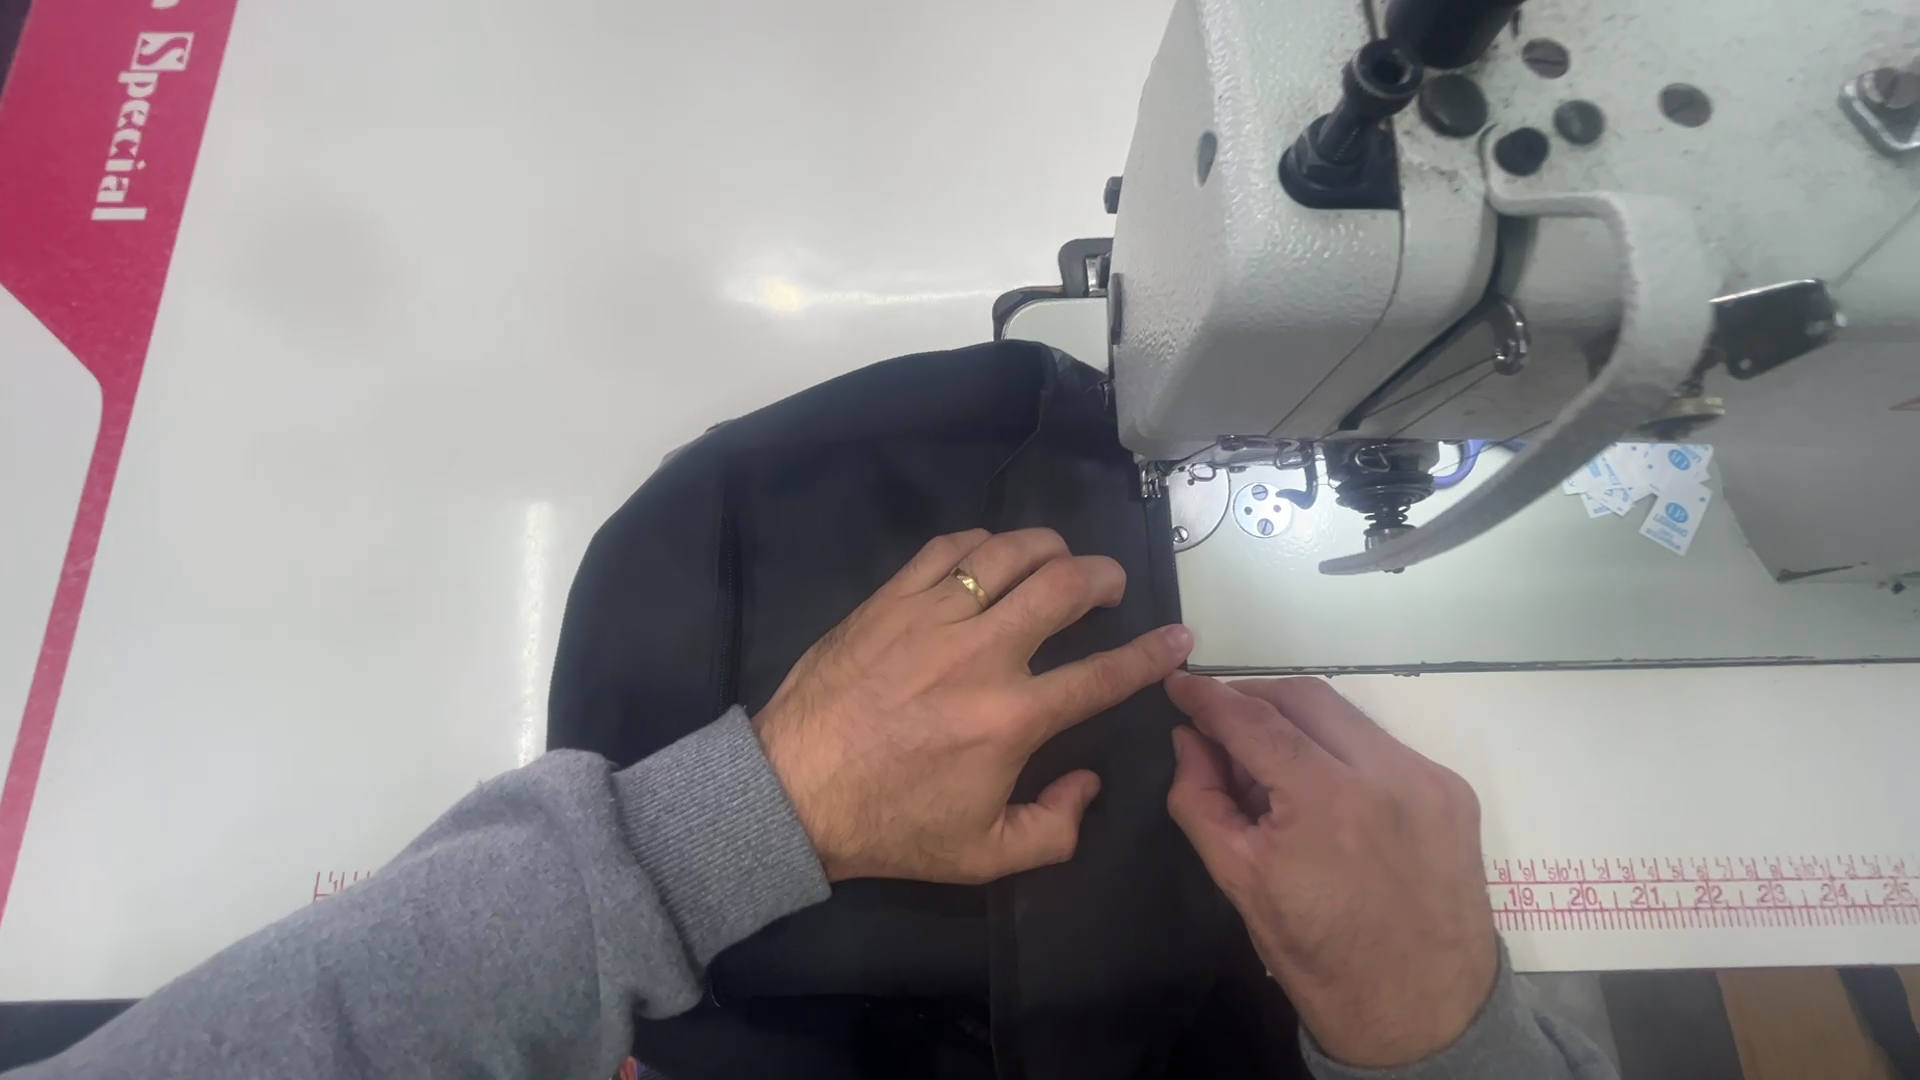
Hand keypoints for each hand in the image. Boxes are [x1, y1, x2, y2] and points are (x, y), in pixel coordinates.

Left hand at [753, 528, 1192, 884]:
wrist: (795, 790)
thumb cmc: (890, 824)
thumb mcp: (984, 855)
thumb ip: (1056, 828)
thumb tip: (1089, 780)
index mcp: (1013, 717)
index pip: (1103, 674)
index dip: (1152, 654)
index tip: (1177, 637)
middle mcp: (982, 654)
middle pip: (1063, 588)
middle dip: (1102, 577)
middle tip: (1109, 584)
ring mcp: (933, 617)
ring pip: (1008, 553)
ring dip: (1049, 546)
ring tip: (1060, 557)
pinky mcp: (891, 598)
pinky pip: (947, 548)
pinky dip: (982, 542)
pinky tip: (991, 553)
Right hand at [1164, 673, 1496, 1068]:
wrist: (1424, 1018)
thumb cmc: (1318, 954)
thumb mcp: (1236, 878)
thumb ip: (1199, 796)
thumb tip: (1188, 736)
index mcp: (1328, 803)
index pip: (1254, 721)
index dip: (1208, 695)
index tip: (1177, 683)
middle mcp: (1388, 775)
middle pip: (1303, 696)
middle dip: (1251, 695)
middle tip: (1218, 720)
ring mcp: (1429, 780)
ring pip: (1342, 712)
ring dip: (1292, 718)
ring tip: (1265, 757)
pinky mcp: (1453, 792)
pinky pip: (1375, 742)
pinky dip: (1333, 745)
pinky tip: (1316, 782)